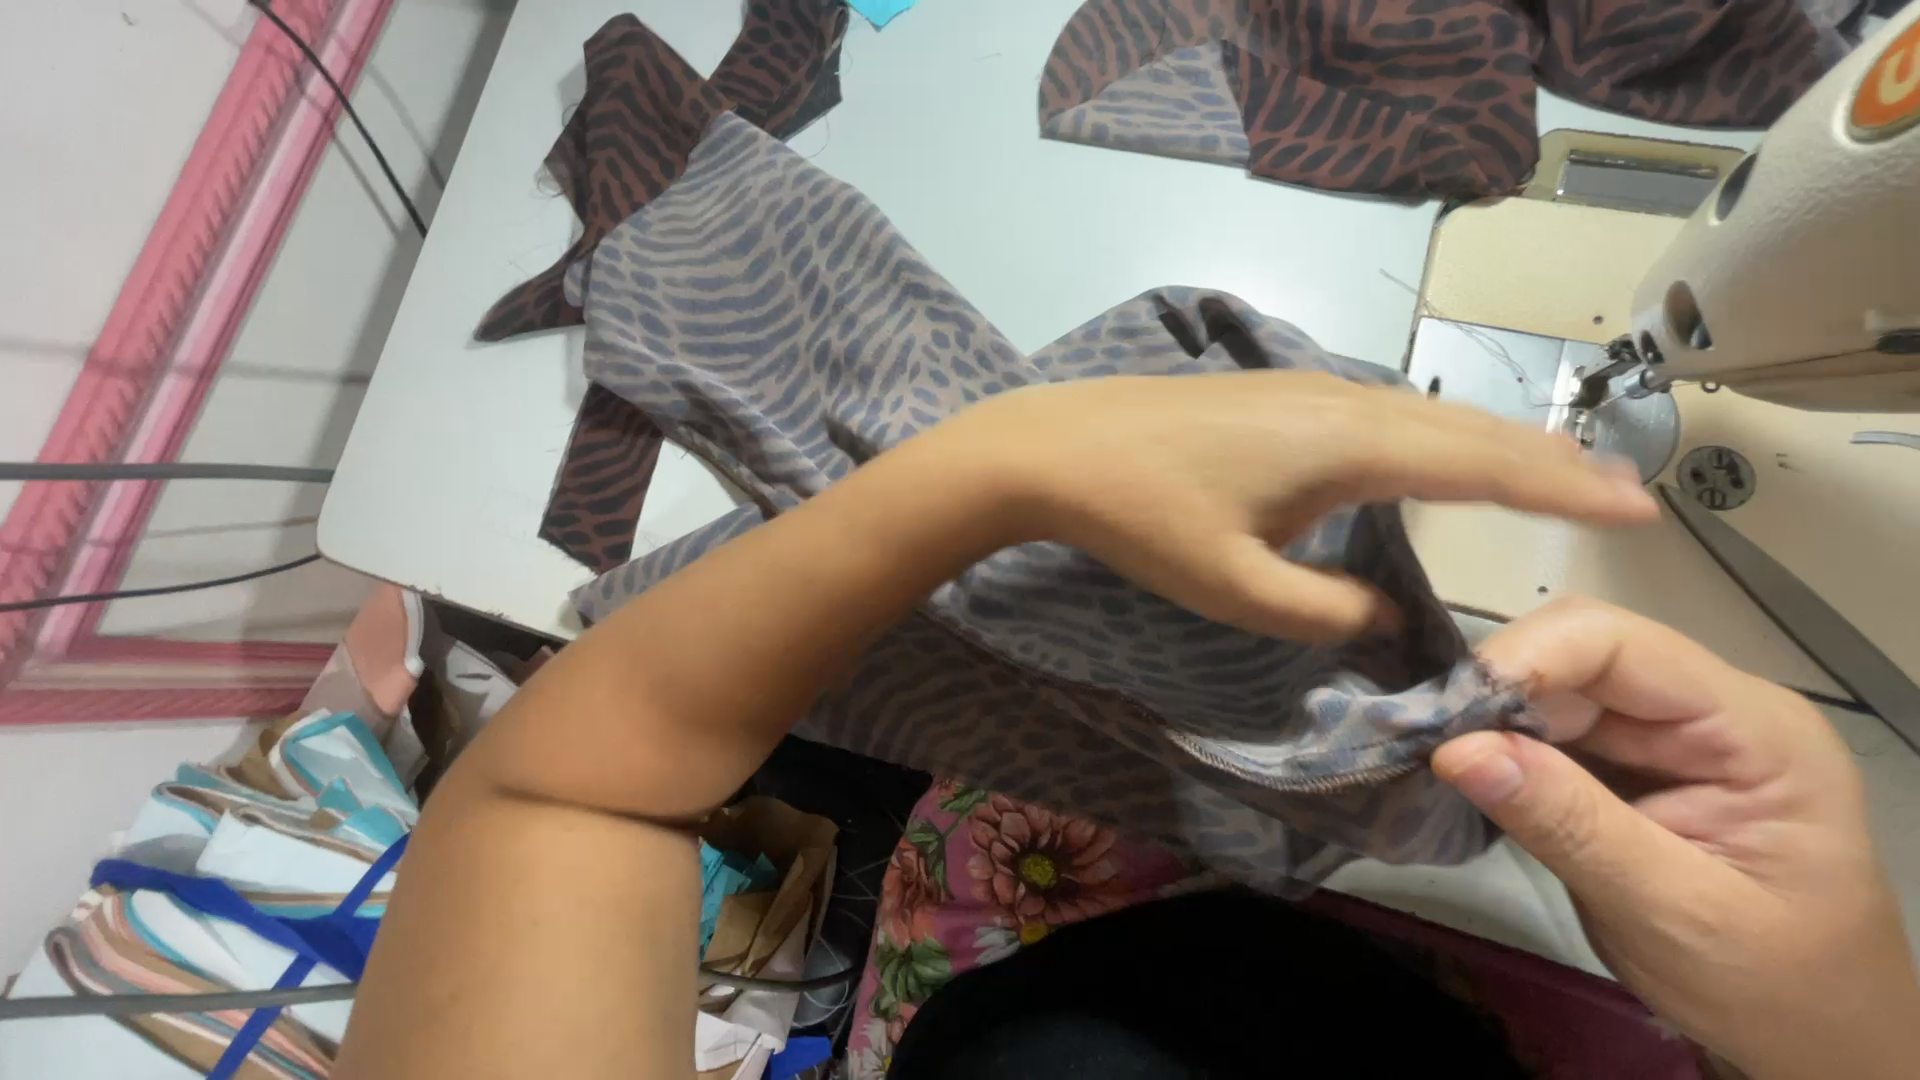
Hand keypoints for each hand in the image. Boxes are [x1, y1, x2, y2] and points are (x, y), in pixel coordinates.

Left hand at [924, 371, 1658, 641]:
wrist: (1056, 448)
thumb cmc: (1142, 517)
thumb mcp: (1236, 586)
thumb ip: (1324, 609)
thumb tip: (1380, 610)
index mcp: (1344, 443)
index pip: (1478, 463)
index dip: (1558, 485)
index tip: (1635, 506)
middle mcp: (1338, 400)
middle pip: (1459, 426)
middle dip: (1536, 458)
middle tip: (1607, 493)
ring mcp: (1300, 387)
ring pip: (1416, 412)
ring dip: (1479, 443)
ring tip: (1534, 476)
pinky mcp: (1269, 393)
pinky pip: (1372, 411)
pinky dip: (1421, 435)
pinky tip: (1419, 458)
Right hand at [1432, 598, 1919, 1079]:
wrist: (1809, 1034)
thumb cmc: (1773, 985)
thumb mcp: (1673, 913)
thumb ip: (1569, 825)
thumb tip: (1455, 751)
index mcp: (1750, 729)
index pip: (1615, 644)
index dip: (1524, 657)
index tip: (1451, 715)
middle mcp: (1701, 708)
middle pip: (1568, 654)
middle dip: (1493, 692)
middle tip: (1434, 747)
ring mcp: (1657, 731)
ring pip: (1542, 686)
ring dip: (1486, 720)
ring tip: (1445, 765)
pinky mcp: (1617, 758)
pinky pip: (1538, 724)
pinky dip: (1494, 745)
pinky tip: (1474, 775)